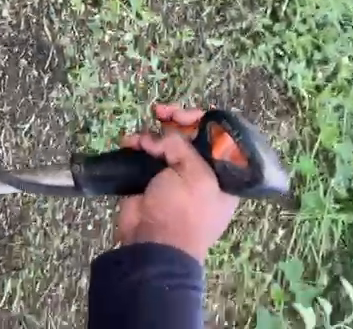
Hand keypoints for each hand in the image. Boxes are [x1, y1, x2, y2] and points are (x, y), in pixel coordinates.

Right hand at [114, 104, 238, 262]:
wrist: (153, 241)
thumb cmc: (183, 211)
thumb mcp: (195, 176)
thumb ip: (181, 147)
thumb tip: (157, 138)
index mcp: (223, 176)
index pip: (219, 139)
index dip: (202, 121)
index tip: (182, 115)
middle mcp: (202, 173)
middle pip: (191, 135)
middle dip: (175, 120)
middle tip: (159, 111)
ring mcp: (175, 174)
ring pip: (166, 140)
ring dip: (151, 132)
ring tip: (139, 137)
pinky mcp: (151, 177)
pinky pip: (146, 151)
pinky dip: (137, 143)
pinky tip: (129, 143)